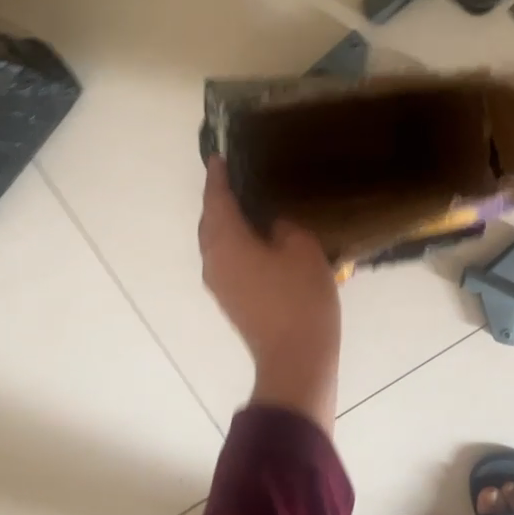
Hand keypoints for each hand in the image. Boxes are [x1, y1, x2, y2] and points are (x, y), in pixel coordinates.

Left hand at [199, 157, 342, 427]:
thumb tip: (273, 225)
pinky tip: (261, 240)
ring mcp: (220, 283)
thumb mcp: (302, 249)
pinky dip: (238, 243)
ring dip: (229, 224)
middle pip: (211, 221)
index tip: (219, 157)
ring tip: (252, 207)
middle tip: (239, 178)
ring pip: (218, 243)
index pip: (217, 199)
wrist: (296, 358)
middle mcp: (213, 260)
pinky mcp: (232, 300)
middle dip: (221, 200)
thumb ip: (284, 226)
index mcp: (225, 241)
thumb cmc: (299, 298)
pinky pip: (228, 259)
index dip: (218, 177)